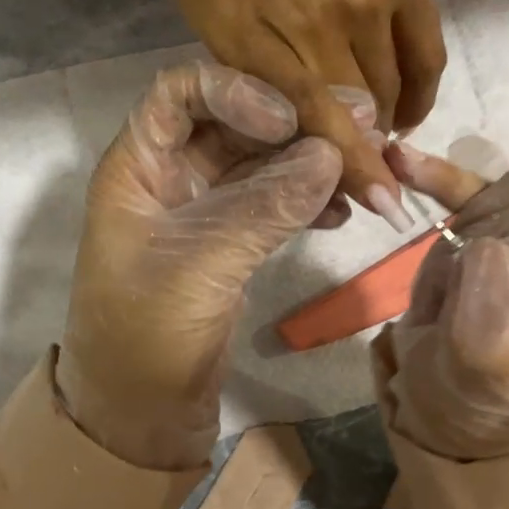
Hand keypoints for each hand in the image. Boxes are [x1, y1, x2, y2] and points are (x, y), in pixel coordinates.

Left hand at [31, 0, 444, 232]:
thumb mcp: (221, 35)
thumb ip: (276, 95)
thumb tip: (333, 152)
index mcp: (289, 29)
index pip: (337, 122)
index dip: (361, 170)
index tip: (386, 211)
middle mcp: (354, 2)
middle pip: (374, 102)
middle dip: (370, 142)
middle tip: (365, 170)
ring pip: (403, 73)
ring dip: (391, 111)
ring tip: (375, 134)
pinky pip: (425, 35)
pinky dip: (415, 72)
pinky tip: (398, 95)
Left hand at [57, 62, 341, 469]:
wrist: (137, 418)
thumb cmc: (144, 337)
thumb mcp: (203, 265)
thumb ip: (266, 206)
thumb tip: (331, 153)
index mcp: (136, 165)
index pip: (182, 91)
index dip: (236, 90)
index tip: (287, 121)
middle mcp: (168, 173)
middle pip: (235, 121)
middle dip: (297, 122)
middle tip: (365, 126)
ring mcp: (201, 206)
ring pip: (262, 160)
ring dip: (314, 160)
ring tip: (372, 167)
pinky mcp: (229, 239)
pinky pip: (274, 200)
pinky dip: (310, 199)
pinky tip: (347, 210)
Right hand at [377, 142, 508, 460]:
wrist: (441, 391)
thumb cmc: (477, 411)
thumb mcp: (481, 399)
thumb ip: (493, 342)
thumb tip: (494, 254)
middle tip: (465, 277)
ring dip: (477, 224)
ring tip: (441, 279)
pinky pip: (489, 181)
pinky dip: (445, 176)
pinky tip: (406, 166)